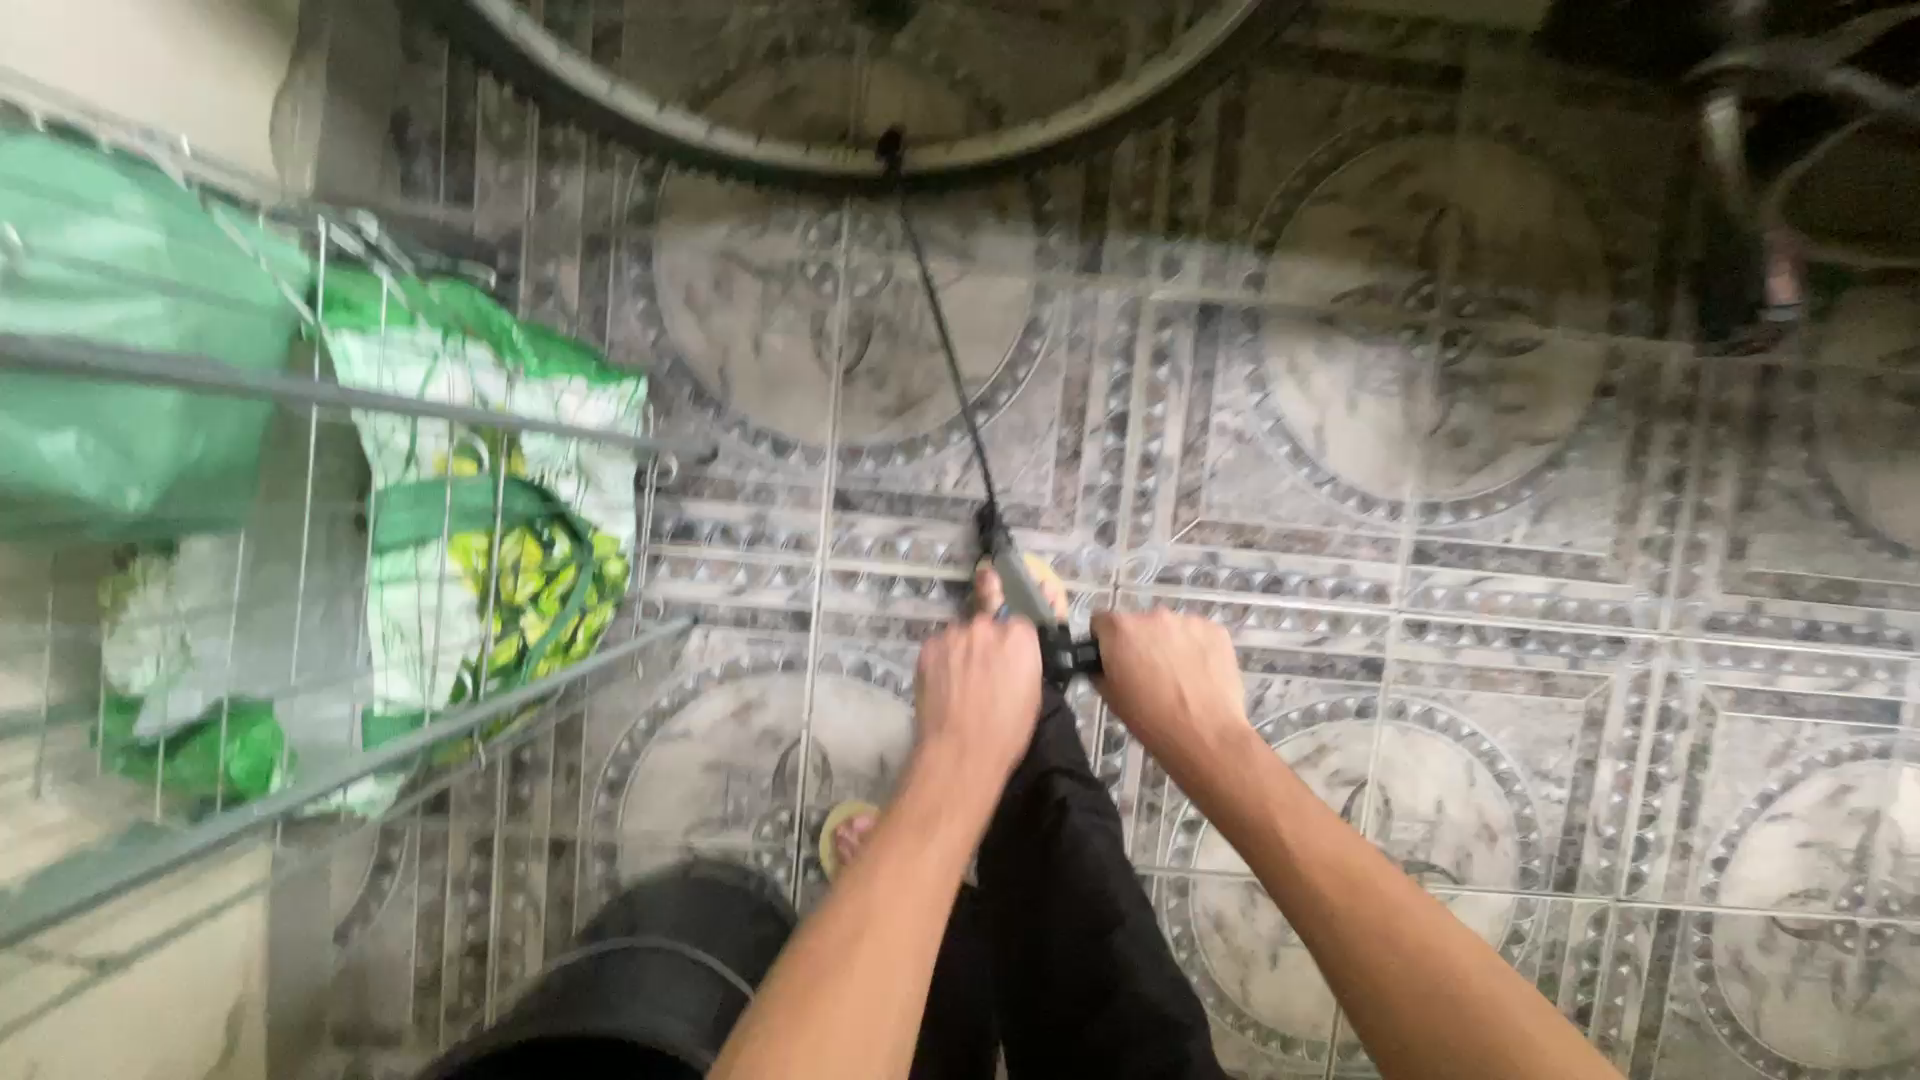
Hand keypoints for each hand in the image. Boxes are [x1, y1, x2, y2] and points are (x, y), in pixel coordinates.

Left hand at [912, 615, 1042, 783]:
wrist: (960, 751)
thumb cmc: (1006, 731)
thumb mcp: (1032, 693)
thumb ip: (1023, 662)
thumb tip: (1012, 658)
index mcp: (1019, 636)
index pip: (1018, 625)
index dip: (1011, 643)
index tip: (1007, 660)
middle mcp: (986, 627)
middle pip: (987, 625)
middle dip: (985, 643)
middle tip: (981, 671)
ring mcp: (953, 635)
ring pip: (959, 635)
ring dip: (961, 650)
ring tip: (958, 681)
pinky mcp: (928, 647)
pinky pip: (938, 647)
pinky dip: (940, 660)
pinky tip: (941, 684)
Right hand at [1089, 609, 1249, 770]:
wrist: (1206, 735)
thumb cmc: (1151, 720)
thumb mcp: (1110, 697)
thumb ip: (1101, 670)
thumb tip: (1105, 665)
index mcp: (1120, 629)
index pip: (1101, 622)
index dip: (1104, 641)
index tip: (1113, 659)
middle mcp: (1152, 616)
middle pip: (1138, 624)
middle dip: (1139, 643)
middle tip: (1147, 674)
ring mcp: (1187, 621)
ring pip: (1169, 629)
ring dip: (1168, 645)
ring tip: (1177, 677)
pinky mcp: (1215, 630)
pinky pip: (1197, 635)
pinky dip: (1195, 649)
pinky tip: (1199, 675)